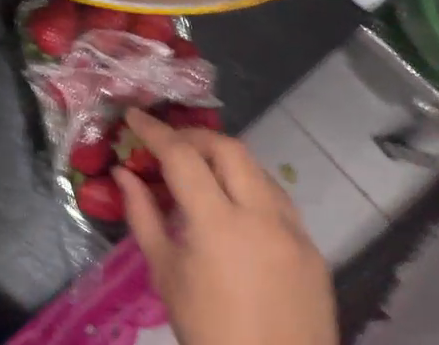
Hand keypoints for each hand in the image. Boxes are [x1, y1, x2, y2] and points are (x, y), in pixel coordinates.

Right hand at [114, 109, 335, 344]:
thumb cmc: (208, 328)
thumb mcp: (165, 271)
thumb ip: (144, 215)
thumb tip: (124, 174)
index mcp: (219, 224)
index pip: (182, 156)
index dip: (154, 130)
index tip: (134, 115)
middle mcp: (263, 218)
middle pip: (229, 149)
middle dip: (194, 137)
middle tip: (166, 142)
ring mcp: (295, 233)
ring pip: (259, 171)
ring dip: (225, 160)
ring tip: (198, 171)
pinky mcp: (313, 251)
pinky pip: (279, 201)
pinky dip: (250, 187)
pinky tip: (232, 206)